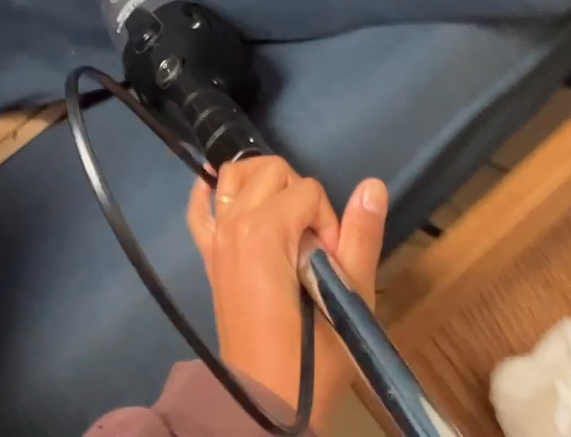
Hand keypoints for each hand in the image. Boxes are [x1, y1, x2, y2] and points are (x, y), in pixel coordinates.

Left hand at [187, 158, 388, 433]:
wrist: (270, 399)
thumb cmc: (313, 355)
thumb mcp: (349, 298)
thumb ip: (361, 237)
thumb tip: (371, 185)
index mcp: (265, 230)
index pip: (308, 191)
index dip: (329, 220)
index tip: (333, 259)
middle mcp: (233, 222)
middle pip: (271, 171)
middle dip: (300, 197)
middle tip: (314, 244)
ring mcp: (215, 235)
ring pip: (233, 174)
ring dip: (262, 182)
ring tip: (287, 219)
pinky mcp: (208, 252)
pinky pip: (199, 206)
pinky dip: (211, 191)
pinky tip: (228, 192)